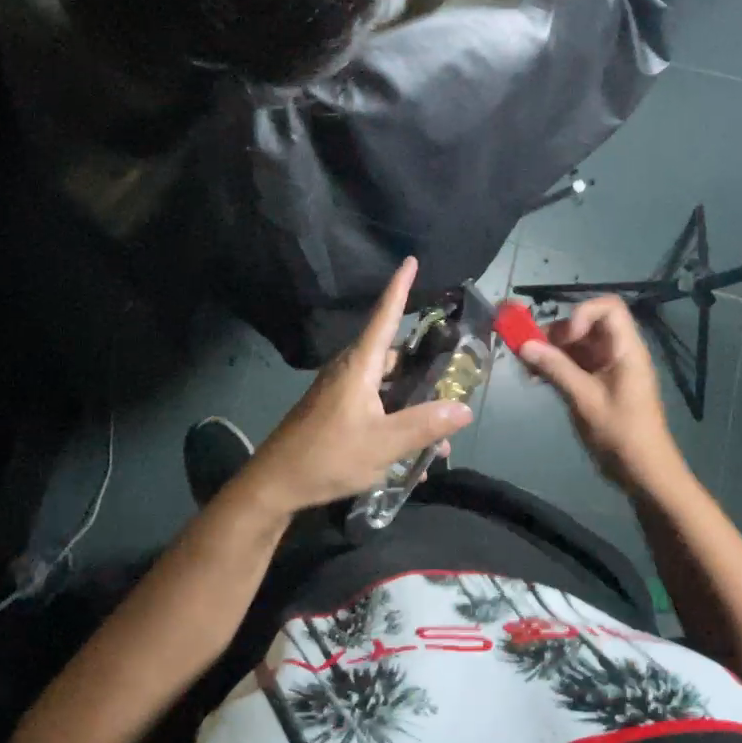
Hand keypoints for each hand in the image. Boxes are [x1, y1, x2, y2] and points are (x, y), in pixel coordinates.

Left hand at [239, 259, 474, 514]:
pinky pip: (376, 404)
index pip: (385, 315)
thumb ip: (424, 425)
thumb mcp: (383, 444)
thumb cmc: (329, 455)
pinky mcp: (337, 411)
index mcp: (360, 365)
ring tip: (441, 439)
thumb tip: (464, 409)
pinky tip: (415, 453)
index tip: (411, 260)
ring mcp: (341, 391)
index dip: (399, 288)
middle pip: (396, 357)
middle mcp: (350, 370)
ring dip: (414, 406)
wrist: (277, 482)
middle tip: (457, 389)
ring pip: (388, 387)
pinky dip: (397, 420)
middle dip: (426, 372)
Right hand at [516, 296, 685, 487]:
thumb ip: (555, 369)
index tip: (563, 337)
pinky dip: (555, 366)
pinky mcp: (598, 383)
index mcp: (626, 350)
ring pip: (576, 344)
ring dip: (550, 351)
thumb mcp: (585, 399)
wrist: (643, 472)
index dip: (582, 313)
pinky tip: (535, 378)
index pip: (608, 308)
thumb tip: (523, 345)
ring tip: (527, 367)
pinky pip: (574, 363)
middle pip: (586, 325)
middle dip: (556, 333)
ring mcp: (608, 368)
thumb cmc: (621, 433)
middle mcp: (618, 352)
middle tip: (530, 350)